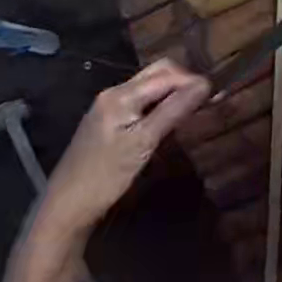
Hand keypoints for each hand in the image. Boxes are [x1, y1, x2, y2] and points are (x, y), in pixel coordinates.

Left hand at [32, 59, 209, 240]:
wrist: (64, 209)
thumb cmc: (105, 177)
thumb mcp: (144, 143)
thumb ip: (175, 110)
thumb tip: (206, 84)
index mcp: (121, 95)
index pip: (167, 75)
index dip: (194, 81)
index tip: (217, 95)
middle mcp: (114, 92)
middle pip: (159, 71)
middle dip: (186, 79)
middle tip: (207, 98)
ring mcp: (109, 105)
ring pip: (152, 84)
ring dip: (175, 89)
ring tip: (195, 106)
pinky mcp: (110, 119)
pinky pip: (143, 97)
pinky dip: (162, 100)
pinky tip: (172, 115)